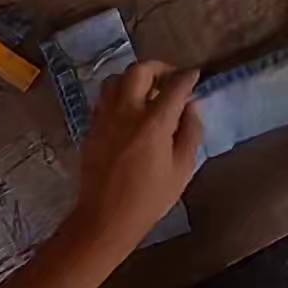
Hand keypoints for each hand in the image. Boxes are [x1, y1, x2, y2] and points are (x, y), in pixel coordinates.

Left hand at [68, 61, 203, 250]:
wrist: (105, 219)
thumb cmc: (149, 198)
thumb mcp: (182, 170)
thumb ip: (190, 133)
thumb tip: (192, 107)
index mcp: (153, 123)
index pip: (174, 86)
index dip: (187, 77)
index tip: (195, 74)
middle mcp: (126, 112)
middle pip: (139, 71)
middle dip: (159, 68)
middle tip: (170, 79)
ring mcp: (105, 117)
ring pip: (116, 79)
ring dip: (134, 78)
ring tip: (147, 91)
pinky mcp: (91, 126)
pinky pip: (104, 98)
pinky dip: (119, 94)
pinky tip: (129, 109)